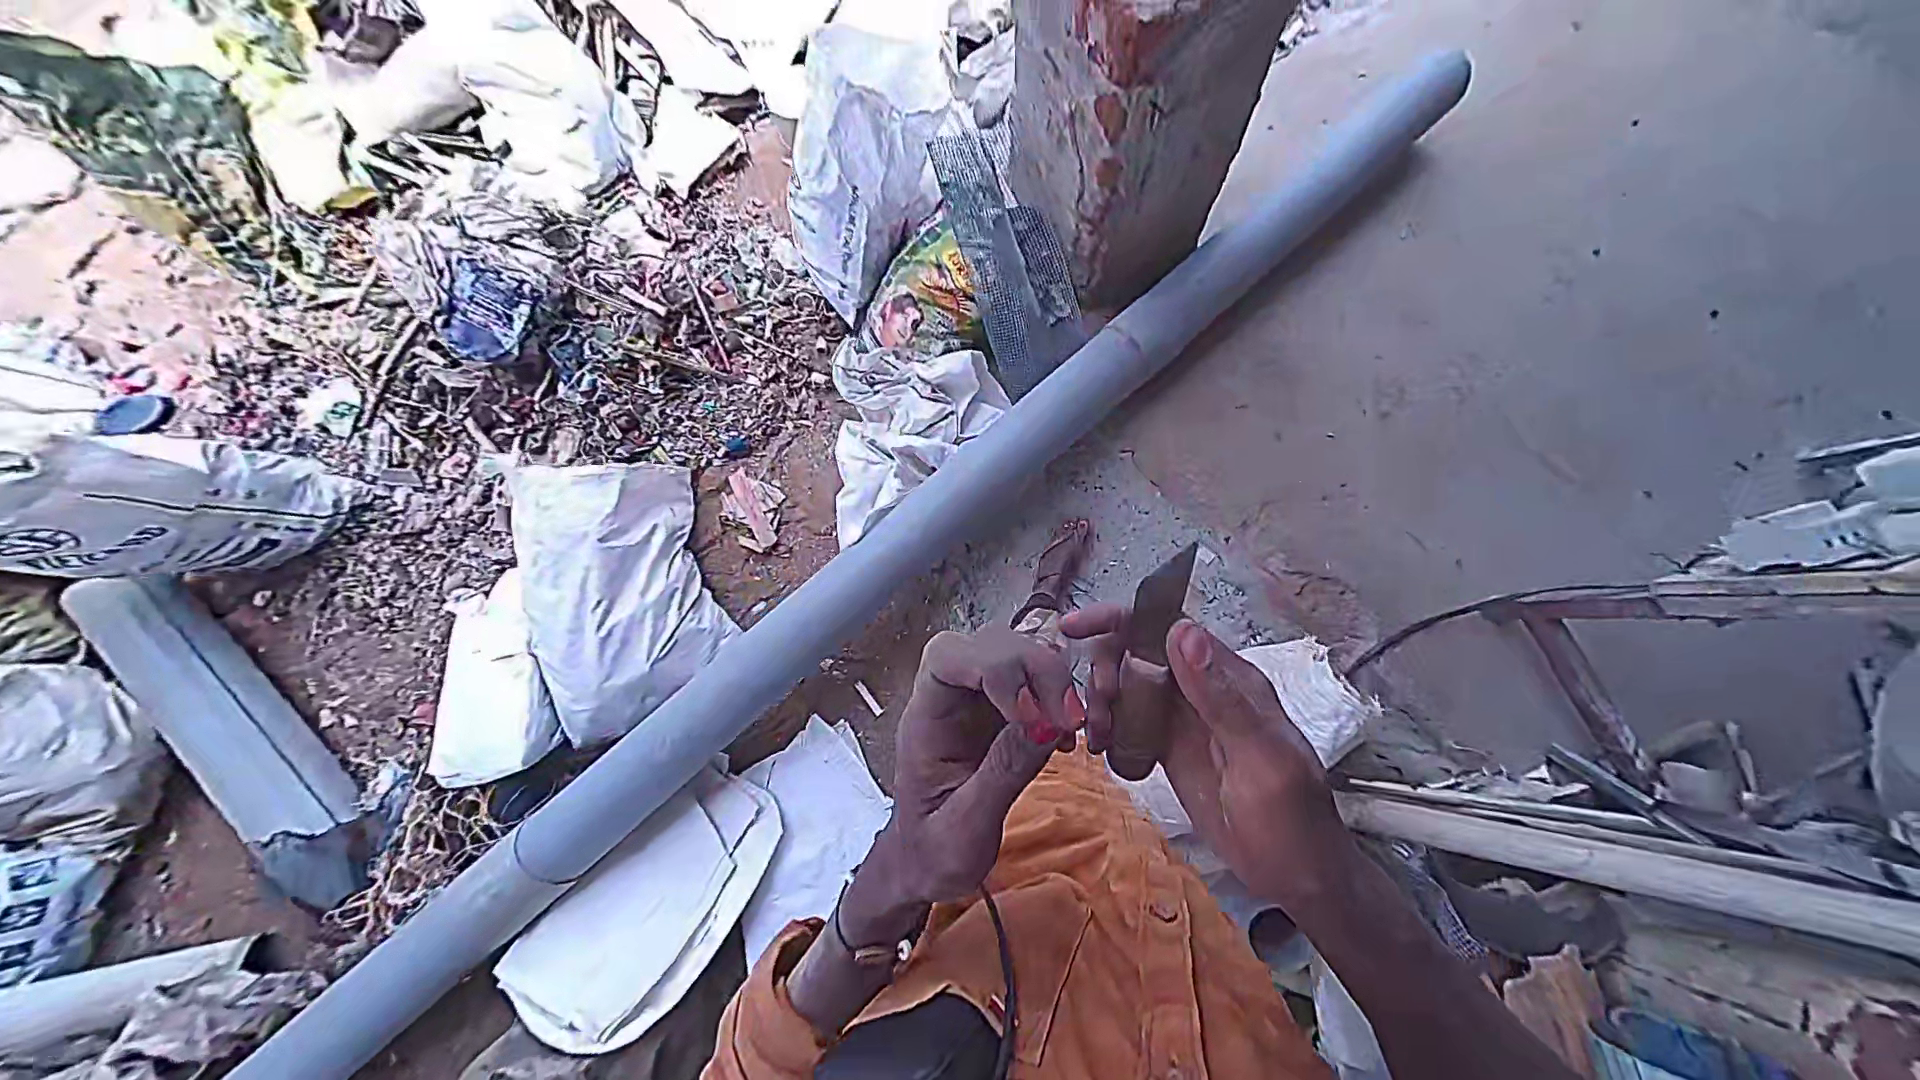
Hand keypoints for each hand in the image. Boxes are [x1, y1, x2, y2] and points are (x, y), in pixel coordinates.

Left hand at [858, 628, 1081, 915]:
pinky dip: (1058, 698)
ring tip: (1072, 726)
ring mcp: (977, 700)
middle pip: (989, 643)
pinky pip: (1035, 682)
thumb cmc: (933, 851)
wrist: (927, 863)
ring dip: (1051, 680)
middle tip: (1069, 719)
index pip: (946, 657)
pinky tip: (1065, 736)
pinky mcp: (1003, 711)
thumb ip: (1002, 773)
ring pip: (1016, 653)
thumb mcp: (966, 829)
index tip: (1029, 715)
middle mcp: (950, 697)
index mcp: (925, 718)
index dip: (992, 667)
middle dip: (1034, 669)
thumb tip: (1046, 724)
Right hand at [1060, 607, 1353, 904]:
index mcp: (1227, 678)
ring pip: (1127, 684)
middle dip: (1104, 667)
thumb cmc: (1292, 821)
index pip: (1167, 627)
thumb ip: (1221, 697)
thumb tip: (1182, 631)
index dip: (1120, 620)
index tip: (1076, 627)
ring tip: (1095, 733)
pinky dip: (1106, 725)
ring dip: (1101, 699)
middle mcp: (1201, 688)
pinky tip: (1099, 746)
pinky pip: (1128, 719)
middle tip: (1096, 708)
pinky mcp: (1169, 744)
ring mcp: (1184, 717)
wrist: (1298, 877)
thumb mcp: (1261, 761)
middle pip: (1137, 651)